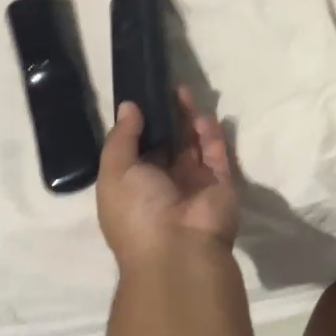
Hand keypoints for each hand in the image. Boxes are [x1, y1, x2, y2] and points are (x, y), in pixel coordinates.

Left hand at [97, 88, 238, 270]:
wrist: (179, 248)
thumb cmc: (138, 211)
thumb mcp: (115, 173)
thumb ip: (122, 137)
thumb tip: (128, 106)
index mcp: (133, 186)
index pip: (137, 150)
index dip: (140, 124)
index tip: (142, 97)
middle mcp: (163, 183)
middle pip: (167, 143)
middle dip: (167, 117)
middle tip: (167, 88)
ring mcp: (194, 182)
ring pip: (192, 144)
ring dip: (188, 120)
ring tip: (184, 92)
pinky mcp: (220, 181)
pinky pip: (216, 153)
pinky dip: (210, 135)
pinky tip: (203, 116)